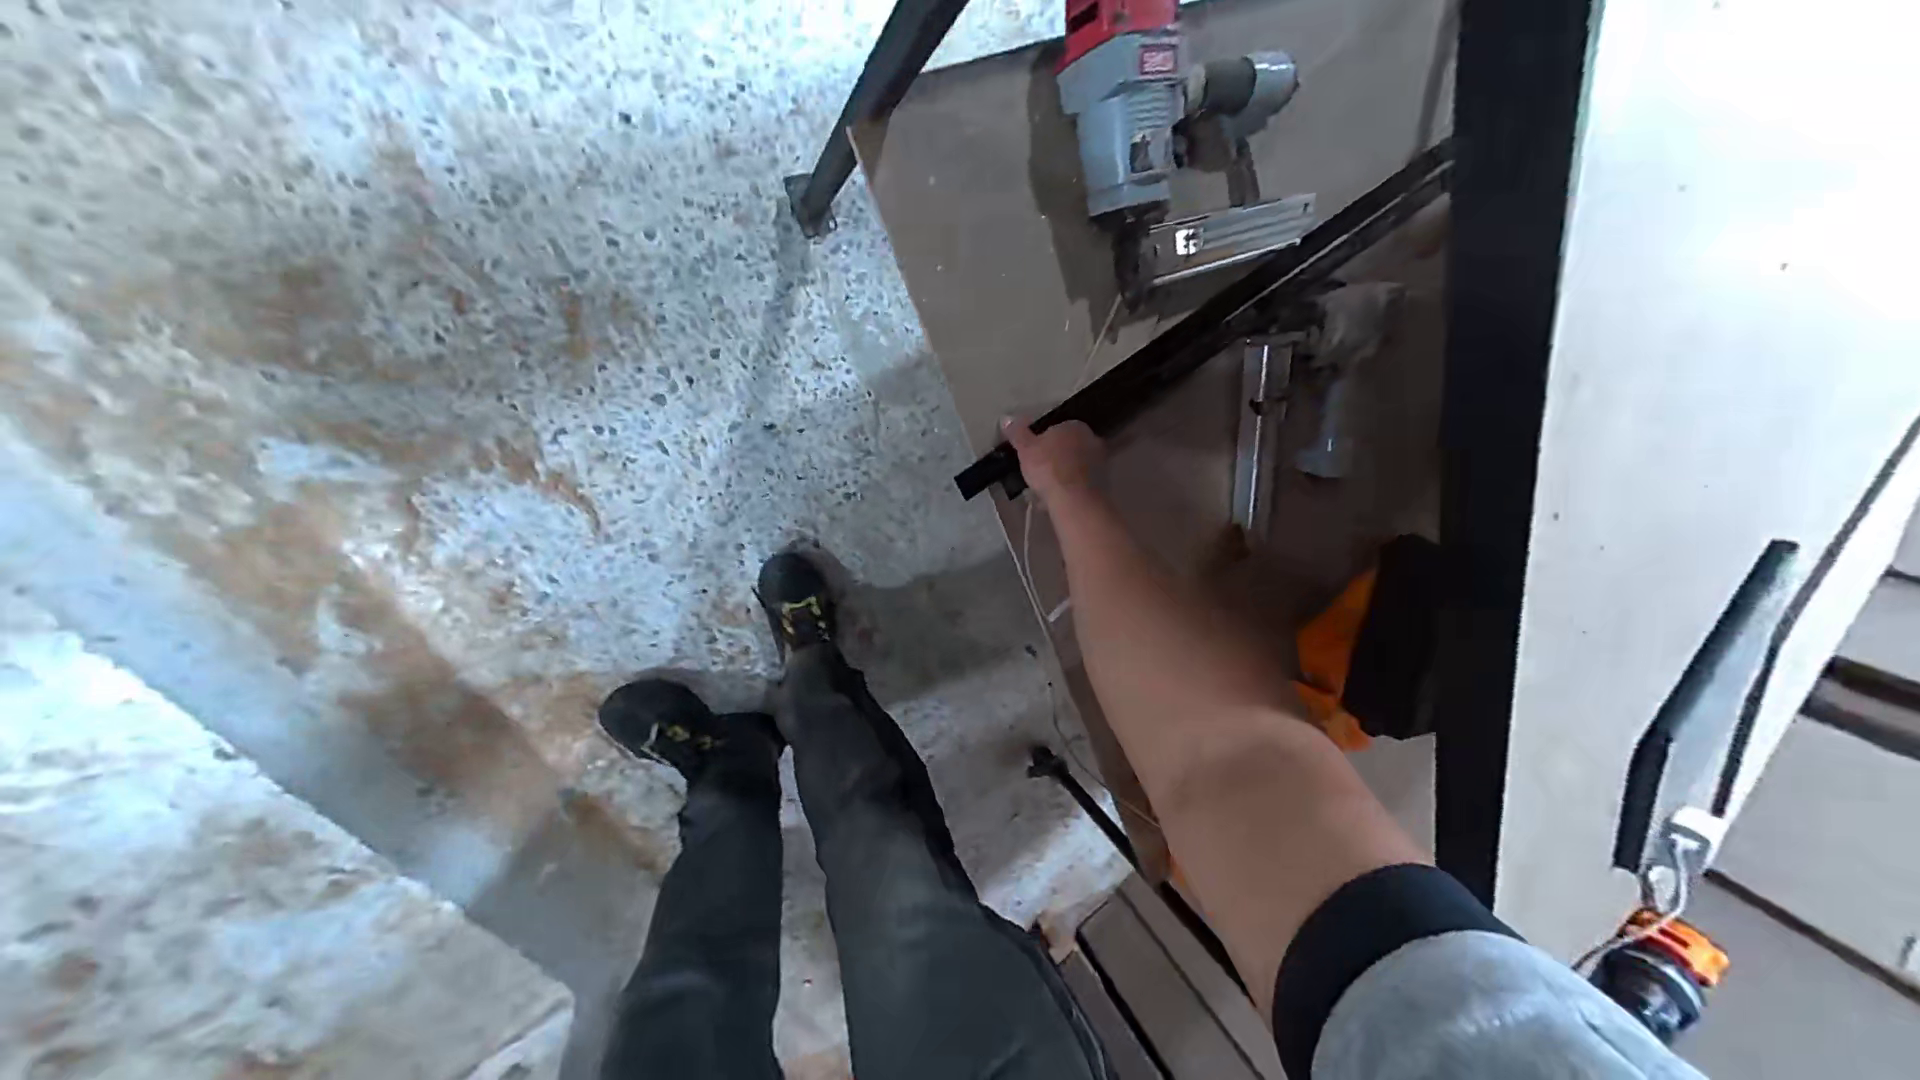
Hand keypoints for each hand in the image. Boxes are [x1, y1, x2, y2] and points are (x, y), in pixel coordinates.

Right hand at [1002, 417, 1103, 503]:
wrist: (1074, 499)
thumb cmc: (1048, 467)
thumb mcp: (1025, 448)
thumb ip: (1017, 433)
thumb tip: (1007, 418)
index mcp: (1075, 426)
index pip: (1058, 429)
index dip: (1043, 443)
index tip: (1033, 456)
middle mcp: (1092, 441)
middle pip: (1068, 449)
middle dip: (1055, 460)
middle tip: (1037, 474)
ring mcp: (1100, 463)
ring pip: (1075, 468)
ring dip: (1062, 477)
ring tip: (1043, 491)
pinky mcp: (1102, 485)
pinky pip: (1080, 485)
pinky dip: (1069, 491)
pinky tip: (1055, 501)